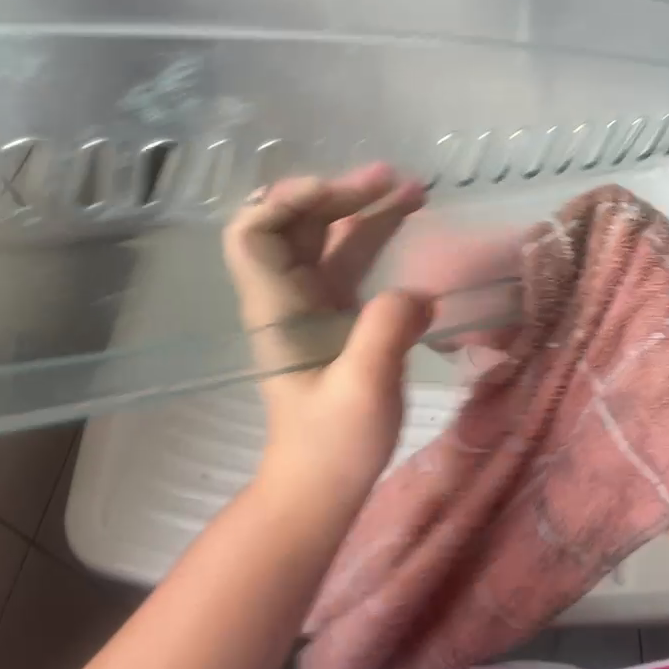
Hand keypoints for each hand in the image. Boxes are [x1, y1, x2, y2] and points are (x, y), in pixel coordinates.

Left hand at [222, 164, 431, 496]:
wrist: (320, 489)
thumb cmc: (331, 445)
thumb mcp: (363, 389)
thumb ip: (385, 330)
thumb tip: (417, 292)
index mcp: (276, 307)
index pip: (251, 234)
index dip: (285, 201)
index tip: (338, 193)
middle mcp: (287, 296)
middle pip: (295, 223)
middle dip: (339, 193)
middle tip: (393, 179)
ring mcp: (312, 303)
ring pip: (328, 237)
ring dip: (365, 208)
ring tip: (413, 189)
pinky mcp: (336, 316)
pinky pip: (351, 260)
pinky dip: (376, 236)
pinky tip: (409, 223)